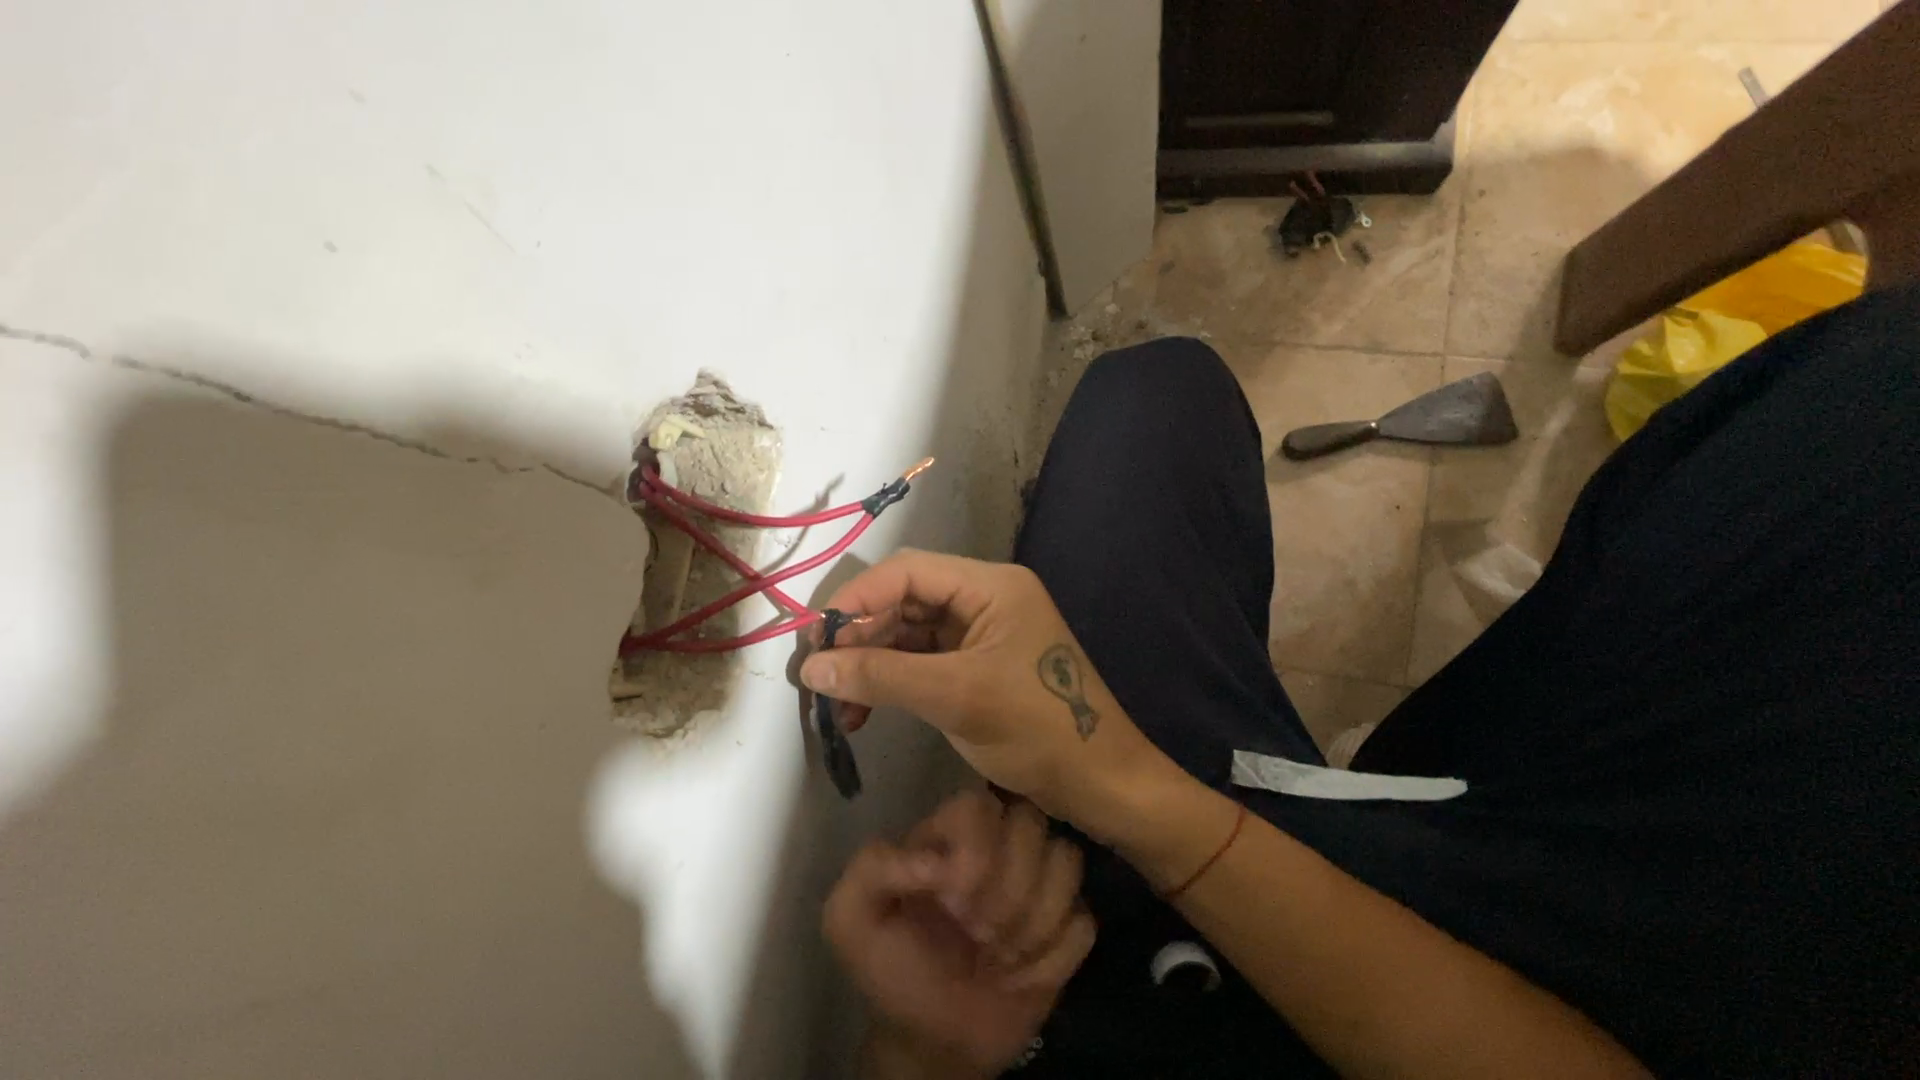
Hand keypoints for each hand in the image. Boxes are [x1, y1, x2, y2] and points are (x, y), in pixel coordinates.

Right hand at [801, 550, 1152, 822]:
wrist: (1100, 782)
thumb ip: (881, 676)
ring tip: (838, 707)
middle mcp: (985, 600)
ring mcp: (981, 634)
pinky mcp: (977, 667)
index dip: (856, 600)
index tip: (816, 640)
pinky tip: (864, 712)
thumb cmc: (1037, 729)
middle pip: (904, 600)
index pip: (908, 571)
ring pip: (908, 634)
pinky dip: (892, 683)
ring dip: (871, 665)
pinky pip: (922, 662)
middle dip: (860, 637)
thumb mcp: (955, 697)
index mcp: (991, 586)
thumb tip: (810, 668)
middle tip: (820, 678)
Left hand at [826, 791, 1095, 1077]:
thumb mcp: (851, 920)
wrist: (934, 1041)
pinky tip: (1021, 977)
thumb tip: (939, 861)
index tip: (951, 903)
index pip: (980, 805)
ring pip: (1066, 863)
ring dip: (1030, 927)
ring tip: (997, 957)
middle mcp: (998, 844)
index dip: (975, 853)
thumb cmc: (892, 971)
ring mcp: (1039, 882)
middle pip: (1032, 825)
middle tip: (977, 933)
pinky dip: (1052, 959)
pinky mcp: (1069, 926)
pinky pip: (1083, 923)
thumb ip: (874, 868)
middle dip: (1006, 892)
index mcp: (948, 833)